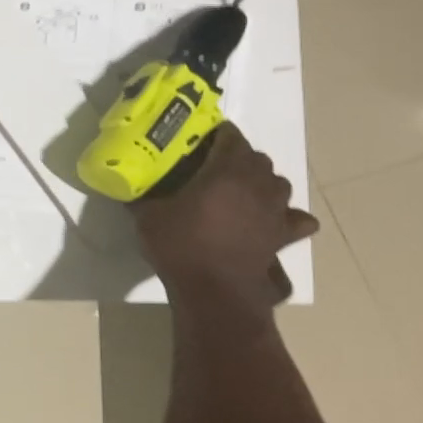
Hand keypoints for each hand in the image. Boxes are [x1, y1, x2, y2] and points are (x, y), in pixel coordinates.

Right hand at [132, 123, 318, 306]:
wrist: (213, 287)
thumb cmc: (180, 244)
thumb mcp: (148, 216)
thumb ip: (143, 196)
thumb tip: (128, 184)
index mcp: (227, 171)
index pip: (230, 137)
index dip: (215, 135)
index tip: (197, 140)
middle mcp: (260, 183)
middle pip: (256, 158)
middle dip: (236, 158)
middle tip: (210, 168)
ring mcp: (277, 209)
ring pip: (277, 183)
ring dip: (260, 182)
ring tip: (237, 192)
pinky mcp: (285, 233)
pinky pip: (294, 217)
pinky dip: (284, 215)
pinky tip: (268, 220)